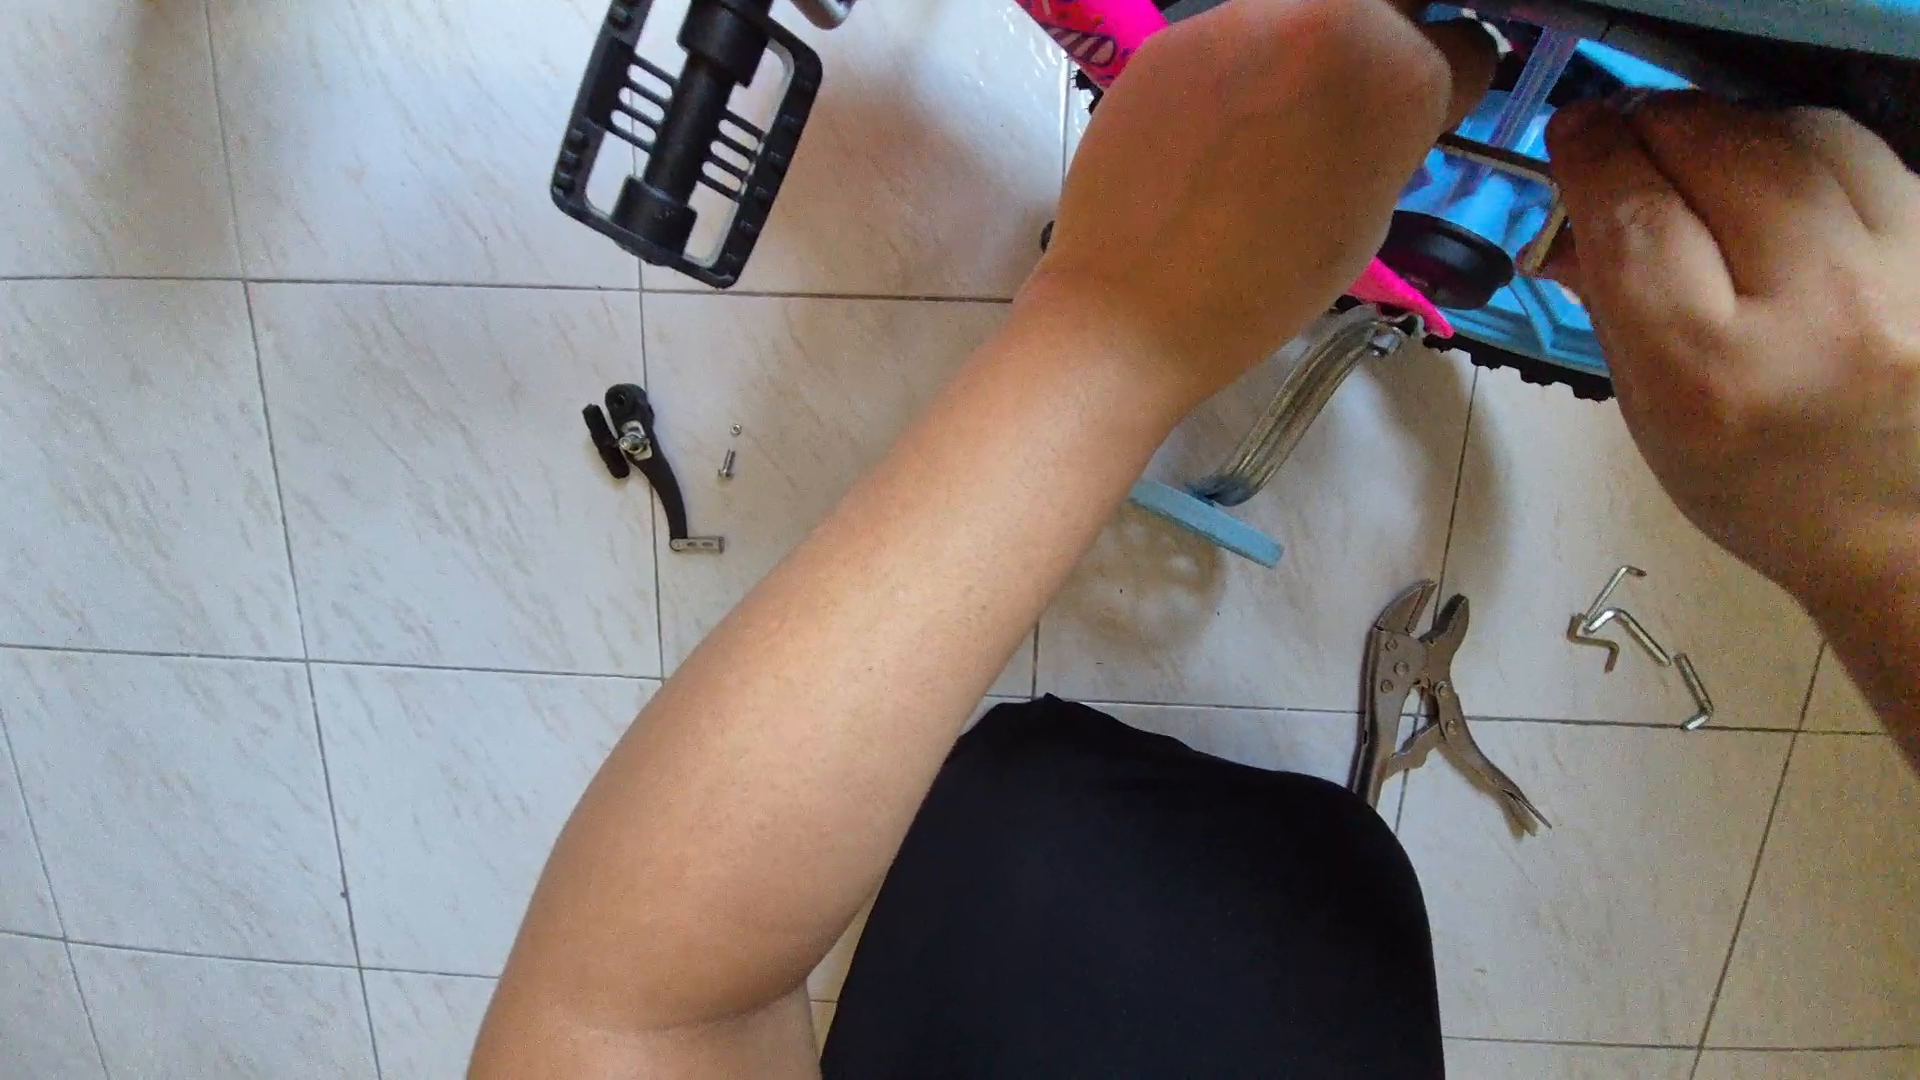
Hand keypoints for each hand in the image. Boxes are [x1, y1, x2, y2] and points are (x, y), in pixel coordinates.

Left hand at [1021, 0, 1496, 408]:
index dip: (1430, 104)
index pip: (1461, 50)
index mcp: (1401, 74)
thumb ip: (1382, 150)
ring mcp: (1238, 20)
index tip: (1393, 140)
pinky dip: (1215, 87)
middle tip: (1316, 133)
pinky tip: (1188, 148)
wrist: (1130, 315)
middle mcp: (1331, 18)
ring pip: (1290, 24)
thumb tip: (1369, 124)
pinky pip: (1216, 51)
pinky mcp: (1166, 42)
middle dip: (1359, 68)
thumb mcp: (1358, 232)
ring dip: (1283, 70)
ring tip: (1238, 148)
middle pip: (1376, 17)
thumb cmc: (1252, 300)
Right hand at [1545, 93, 1919, 604]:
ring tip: (1681, 138)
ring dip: (1725, 121)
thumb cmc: (1744, 483)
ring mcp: (1910, 268)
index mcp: (1708, 369)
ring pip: (1808, 137)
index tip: (1569, 130)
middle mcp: (1816, 307)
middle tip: (1613, 121)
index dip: (1594, 164)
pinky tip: (1758, 160)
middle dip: (1656, 123)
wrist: (1902, 522)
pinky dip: (1795, 141)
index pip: (1638, 227)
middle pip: (1725, 159)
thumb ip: (1614, 311)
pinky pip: (1869, 156)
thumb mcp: (1648, 412)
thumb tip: (1577, 231)